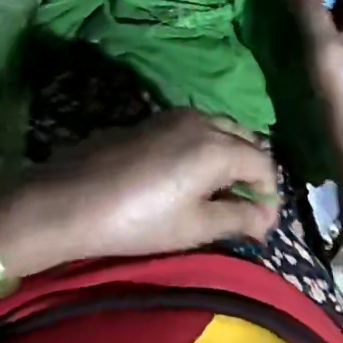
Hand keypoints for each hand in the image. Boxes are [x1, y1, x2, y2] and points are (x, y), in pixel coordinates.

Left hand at [0, 108, 279, 276]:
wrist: (74, 198)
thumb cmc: (140, 219)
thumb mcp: (195, 227)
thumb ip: (237, 218)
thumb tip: (264, 218)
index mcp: (219, 146)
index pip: (264, 165)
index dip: (268, 197)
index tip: (260, 227)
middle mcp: (201, 120)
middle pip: (244, 140)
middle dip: (251, 171)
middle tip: (243, 208)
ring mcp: (172, 115)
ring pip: (218, 128)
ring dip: (228, 156)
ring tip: (218, 193)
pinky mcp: (150, 119)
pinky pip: (193, 127)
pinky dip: (203, 146)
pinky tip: (188, 175)